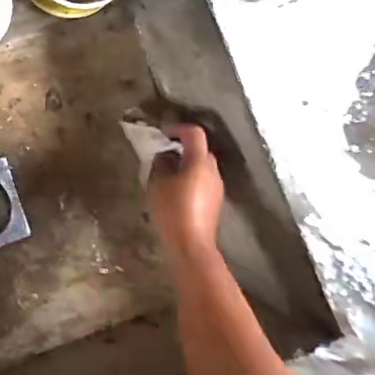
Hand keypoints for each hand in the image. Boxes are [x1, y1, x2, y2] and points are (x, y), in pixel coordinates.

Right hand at [148, 122, 225, 261]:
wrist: (191, 245)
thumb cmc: (172, 209)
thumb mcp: (158, 182)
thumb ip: (161, 163)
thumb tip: (166, 155)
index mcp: (199, 162)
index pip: (194, 133)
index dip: (177, 128)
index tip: (161, 134)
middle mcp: (213, 171)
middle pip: (199, 149)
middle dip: (181, 147)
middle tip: (161, 153)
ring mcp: (217, 187)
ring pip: (201, 166)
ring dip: (185, 163)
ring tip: (165, 173)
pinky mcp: (215, 201)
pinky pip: (203, 180)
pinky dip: (190, 177)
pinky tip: (175, 190)